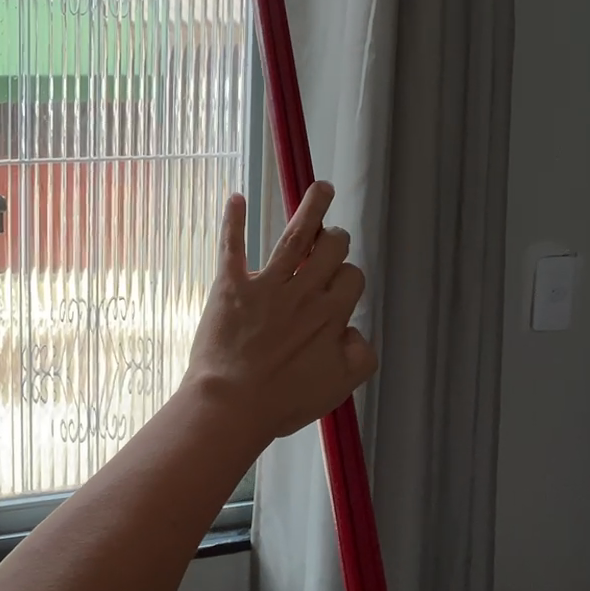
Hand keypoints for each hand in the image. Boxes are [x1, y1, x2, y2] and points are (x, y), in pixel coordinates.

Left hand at [182, 184, 375, 446]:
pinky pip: (232, 246)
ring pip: (294, 238)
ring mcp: (265, 285)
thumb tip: (354, 330)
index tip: (339, 284)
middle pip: (329, 250)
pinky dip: (232, 221)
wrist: (232, 403)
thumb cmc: (282, 400)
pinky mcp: (231, 285)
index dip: (347, 277)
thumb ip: (359, 354)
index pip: (351, 278)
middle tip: (332, 236)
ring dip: (310, 209)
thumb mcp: (338, 386)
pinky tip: (235, 198)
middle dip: (335, 239)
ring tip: (320, 187)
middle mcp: (302, 293)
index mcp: (329, 316)